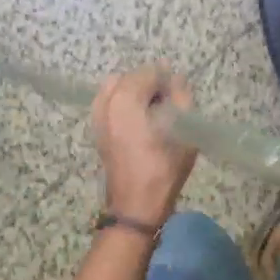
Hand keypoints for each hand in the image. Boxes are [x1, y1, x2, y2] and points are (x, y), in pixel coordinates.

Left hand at [90, 66, 195, 224]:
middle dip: (150, 84)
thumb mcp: (183, 132)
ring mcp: (98, 115)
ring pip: (117, 87)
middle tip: (169, 104)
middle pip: (131, 77)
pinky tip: (138, 119)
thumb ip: (181, 98)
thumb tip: (177, 79)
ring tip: (153, 111)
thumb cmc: (162, 169)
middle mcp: (107, 101)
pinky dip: (123, 102)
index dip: (168, 81)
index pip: (149, 72)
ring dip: (136, 92)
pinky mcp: (96, 129)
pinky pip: (109, 101)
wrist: (135, 206)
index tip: (180, 97)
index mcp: (126, 99)